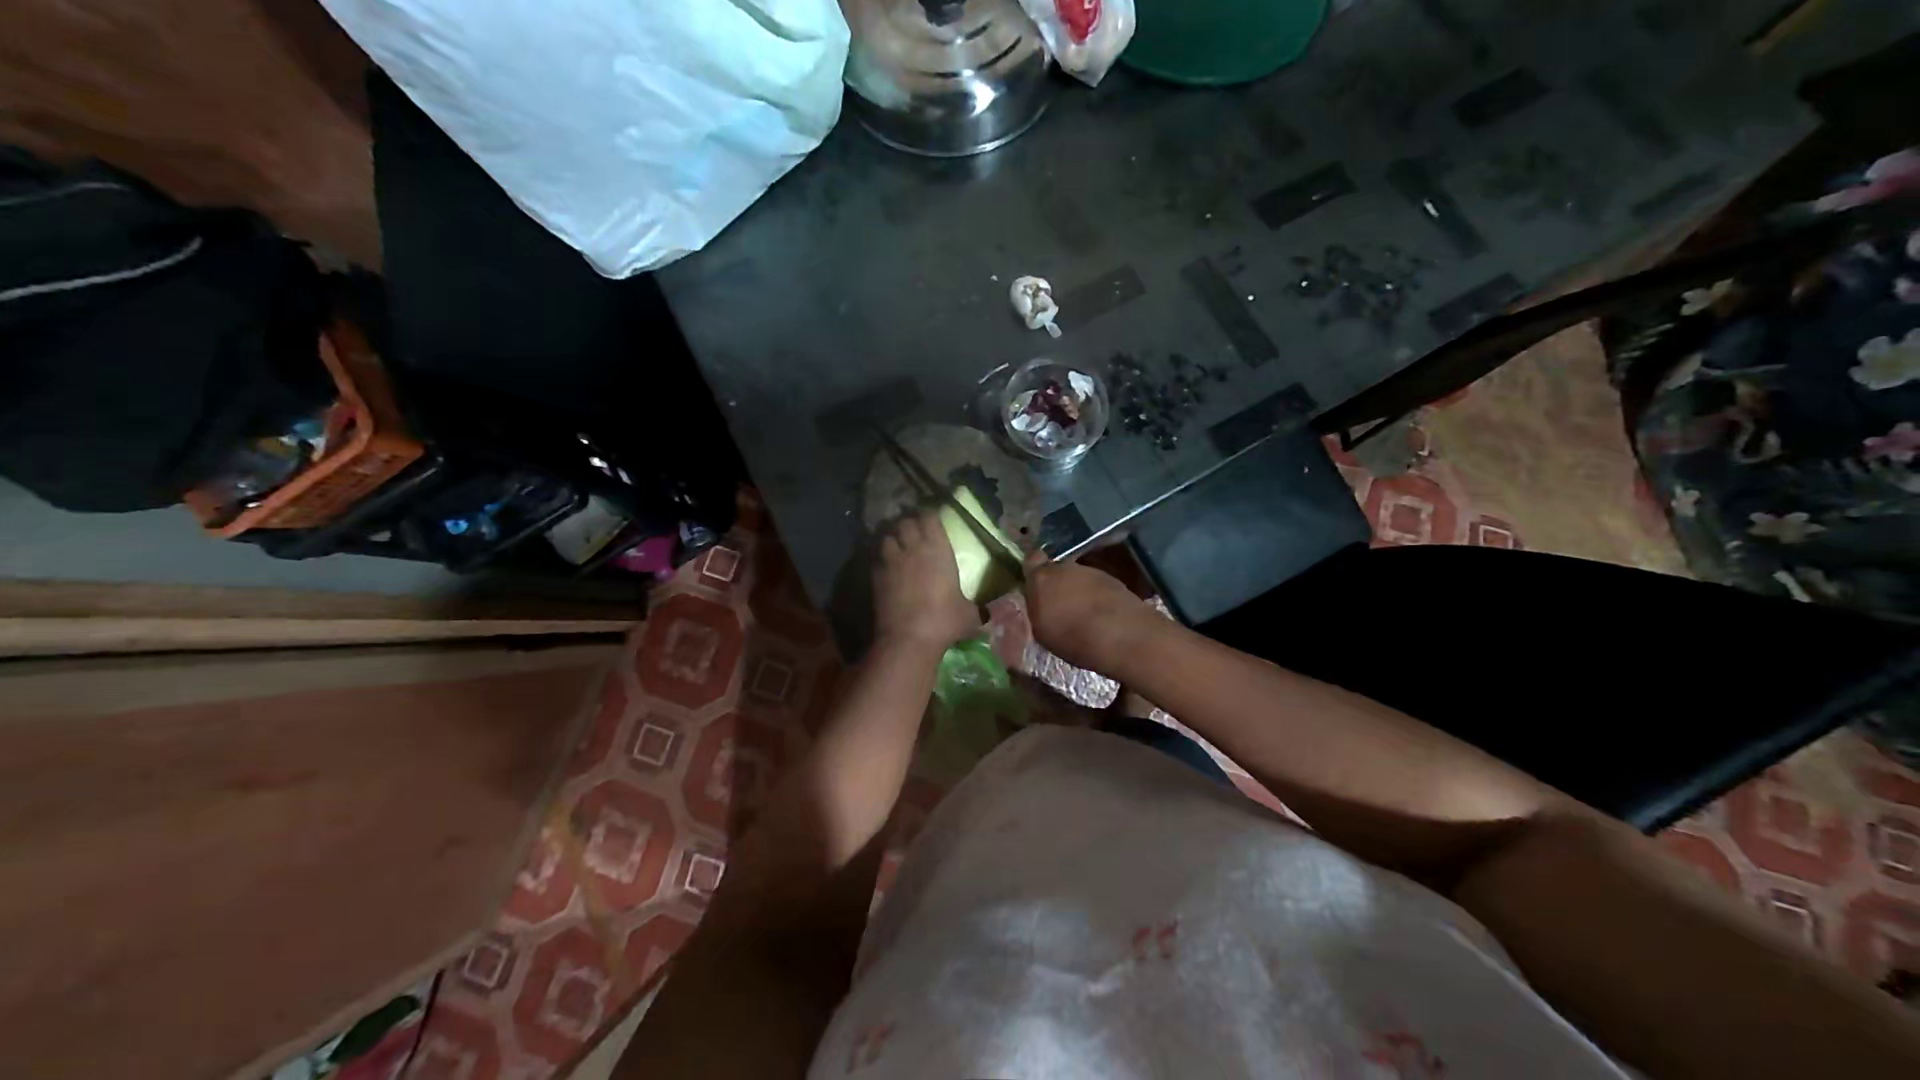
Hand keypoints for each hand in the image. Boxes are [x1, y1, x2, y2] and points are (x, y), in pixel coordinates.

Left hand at [873, 510, 981, 649]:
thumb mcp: (968, 616)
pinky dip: (880, 559)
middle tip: (913, 532)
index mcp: (937, 549)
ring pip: (886, 536)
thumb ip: (975, 609)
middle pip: (905, 522)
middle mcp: (912, 548)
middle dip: (908, 524)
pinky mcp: (874, 576)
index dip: (929, 516)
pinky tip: (884, 568)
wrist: (908, 638)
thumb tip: (985, 615)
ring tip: (896, 546)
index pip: (929, 517)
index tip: (932, 520)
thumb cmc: (943, 621)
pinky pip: (875, 559)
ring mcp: (890, 561)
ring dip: (891, 538)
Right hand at [1021, 552, 1149, 669]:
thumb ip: (1039, 608)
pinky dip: (1099, 597)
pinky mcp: (1114, 580)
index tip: (1036, 583)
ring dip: (1081, 590)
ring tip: (1085, 614)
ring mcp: (1091, 571)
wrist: (1118, 635)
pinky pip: (1099, 586)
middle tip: (1062, 604)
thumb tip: (1042, 603)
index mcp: (1041, 578)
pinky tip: (1103, 616)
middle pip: (1058, 569)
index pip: (1032, 560)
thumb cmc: (1070, 637)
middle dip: (1059, 583)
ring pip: (1080, 577)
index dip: (1034, 569)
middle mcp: (1065, 568)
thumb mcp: (1041, 630)